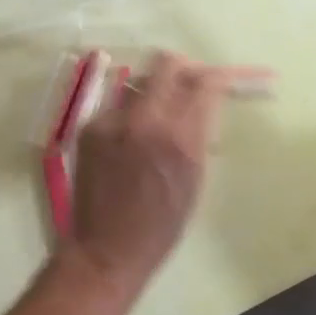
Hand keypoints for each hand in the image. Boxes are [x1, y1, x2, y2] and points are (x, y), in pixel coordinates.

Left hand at [66, 52, 264, 293]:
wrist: (106, 251)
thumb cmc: (161, 226)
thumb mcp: (195, 178)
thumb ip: (199, 134)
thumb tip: (203, 104)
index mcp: (179, 139)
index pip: (204, 83)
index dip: (221, 75)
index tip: (227, 79)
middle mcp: (144, 121)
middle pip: (168, 64)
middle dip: (187, 68)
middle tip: (194, 82)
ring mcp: (111, 121)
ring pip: (139, 79)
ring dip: (157, 86)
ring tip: (163, 108)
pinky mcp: (89, 128)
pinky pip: (115, 102)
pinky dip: (132, 109)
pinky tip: (135, 131)